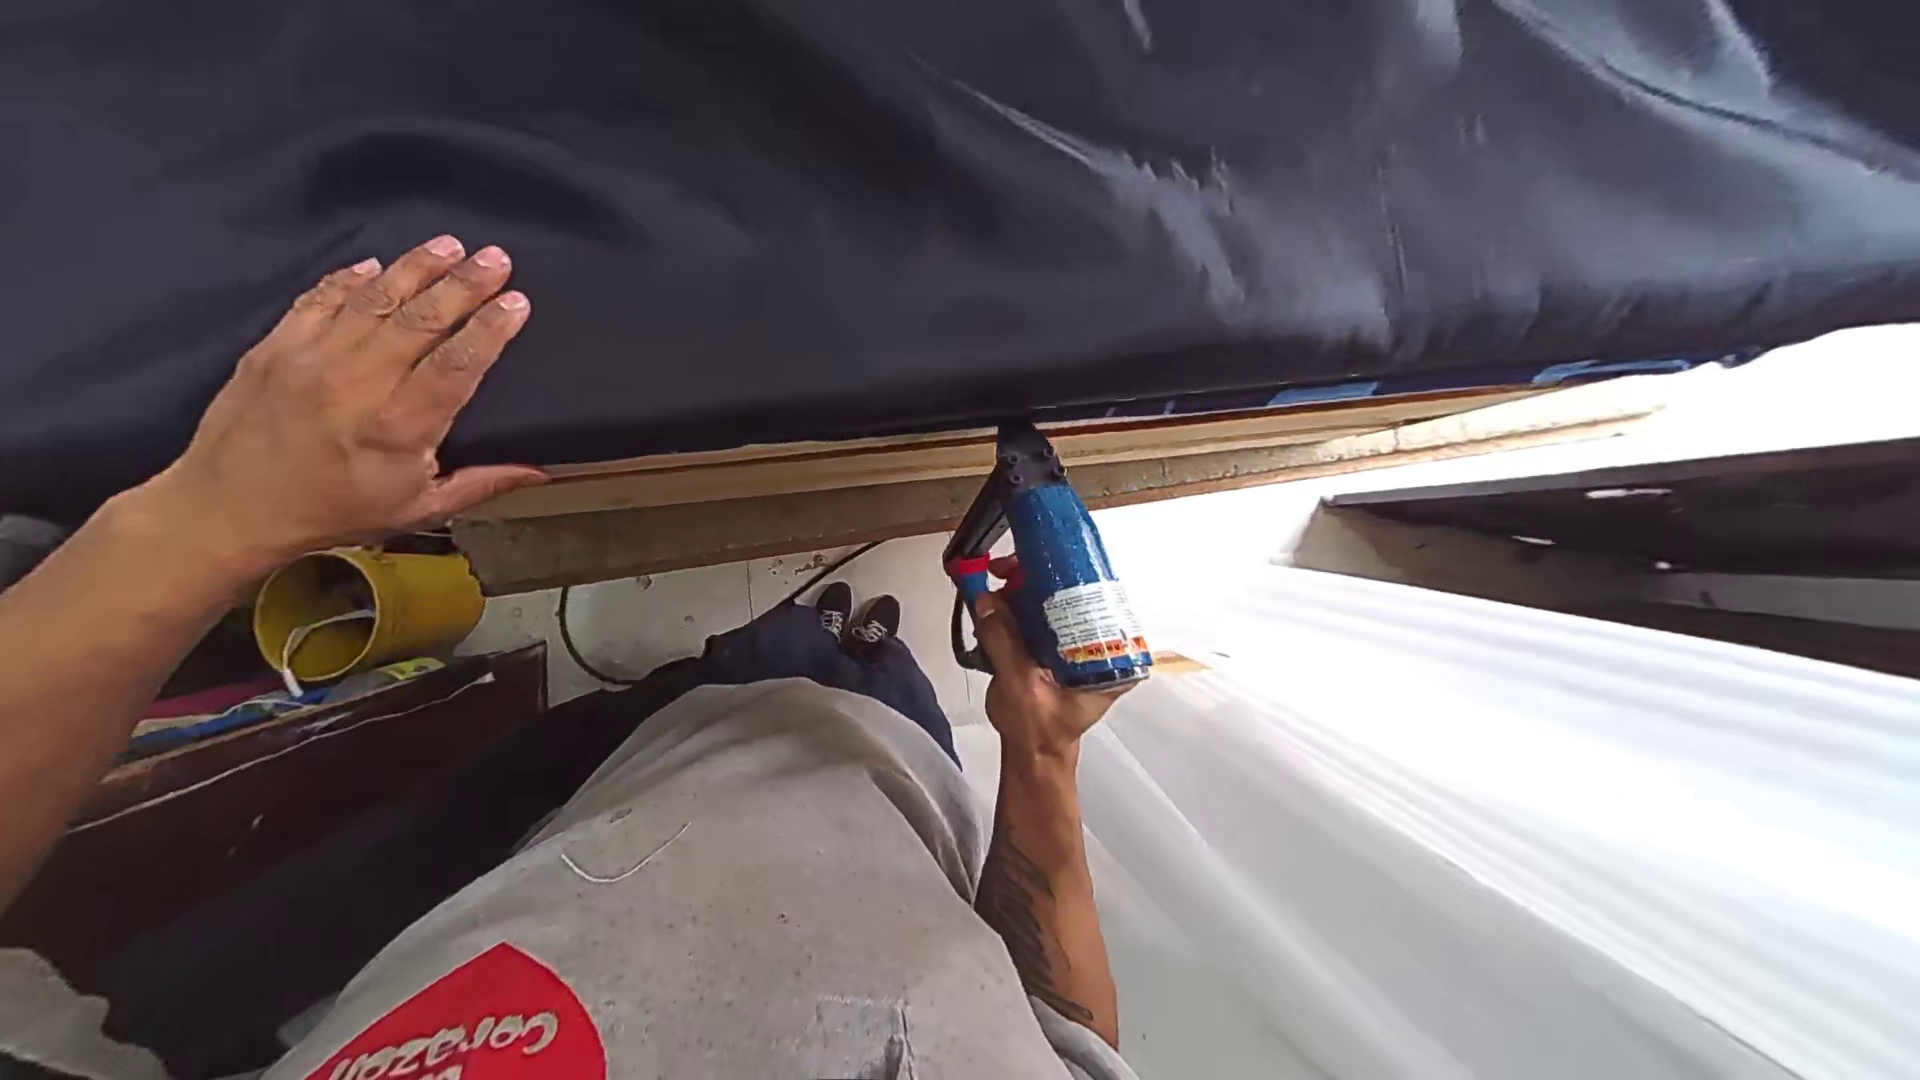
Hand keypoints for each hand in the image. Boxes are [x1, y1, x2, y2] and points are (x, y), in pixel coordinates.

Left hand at [128, 235, 546, 575]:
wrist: (227, 508)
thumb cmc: (339, 511)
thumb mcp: (423, 508)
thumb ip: (485, 483)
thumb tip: (543, 472)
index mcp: (399, 425)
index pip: (455, 365)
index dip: (489, 330)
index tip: (517, 302)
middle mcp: (356, 383)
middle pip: (419, 321)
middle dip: (463, 285)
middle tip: (496, 258)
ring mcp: (309, 358)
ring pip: (372, 300)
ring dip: (415, 268)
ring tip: (450, 244)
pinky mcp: (274, 348)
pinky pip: (317, 301)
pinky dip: (349, 279)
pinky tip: (377, 262)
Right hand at [974, 557, 1132, 761]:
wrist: (1029, 752)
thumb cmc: (1037, 729)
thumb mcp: (1021, 686)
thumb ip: (1003, 642)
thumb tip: (986, 599)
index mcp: (1108, 659)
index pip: (1099, 605)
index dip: (1072, 579)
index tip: (1045, 560)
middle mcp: (1097, 647)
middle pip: (1072, 598)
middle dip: (1039, 578)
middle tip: (1010, 568)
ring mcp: (1073, 645)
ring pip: (1051, 605)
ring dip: (1024, 588)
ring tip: (1000, 575)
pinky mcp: (1051, 647)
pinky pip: (1035, 618)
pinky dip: (1015, 605)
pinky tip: (999, 594)